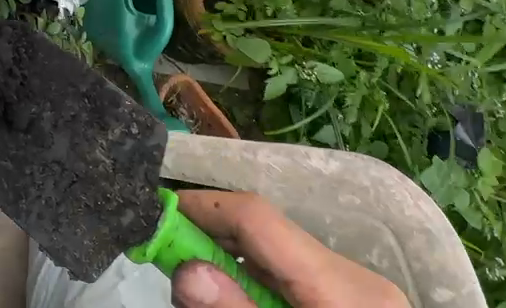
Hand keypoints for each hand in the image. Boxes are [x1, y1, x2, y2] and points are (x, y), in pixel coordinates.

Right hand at [171, 191, 409, 307]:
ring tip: (204, 302)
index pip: (254, 216)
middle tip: (171, 276)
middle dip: (206, 247)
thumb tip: (185, 270)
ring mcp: (356, 295)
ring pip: (269, 258)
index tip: (149, 224)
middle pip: (259, 234)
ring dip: (226, 272)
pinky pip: (286, 282)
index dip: (196, 209)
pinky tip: (237, 307)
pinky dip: (251, 291)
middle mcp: (353, 279)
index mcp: (343, 288)